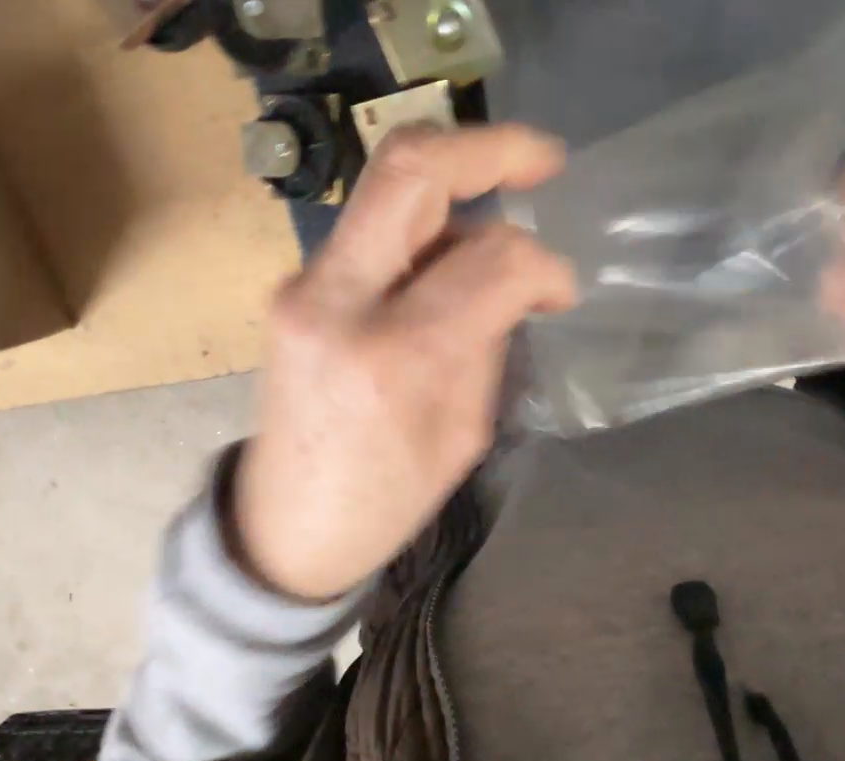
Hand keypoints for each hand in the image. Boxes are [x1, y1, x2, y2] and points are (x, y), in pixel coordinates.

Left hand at [232, 125, 578, 600]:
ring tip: (493, 243)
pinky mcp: (291, 289)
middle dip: (489, 148)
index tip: (560, 290)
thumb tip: (515, 282)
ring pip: (387, 191)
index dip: (541, 264)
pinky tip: (444, 269)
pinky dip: (420, 233)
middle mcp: (336, 301)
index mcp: (394, 357)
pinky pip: (368, 232)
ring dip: (454, 195)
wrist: (285, 529)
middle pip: (410, 169)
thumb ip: (487, 344)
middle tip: (544, 161)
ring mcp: (302, 287)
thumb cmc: (383, 503)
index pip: (490, 260)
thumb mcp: (461, 437)